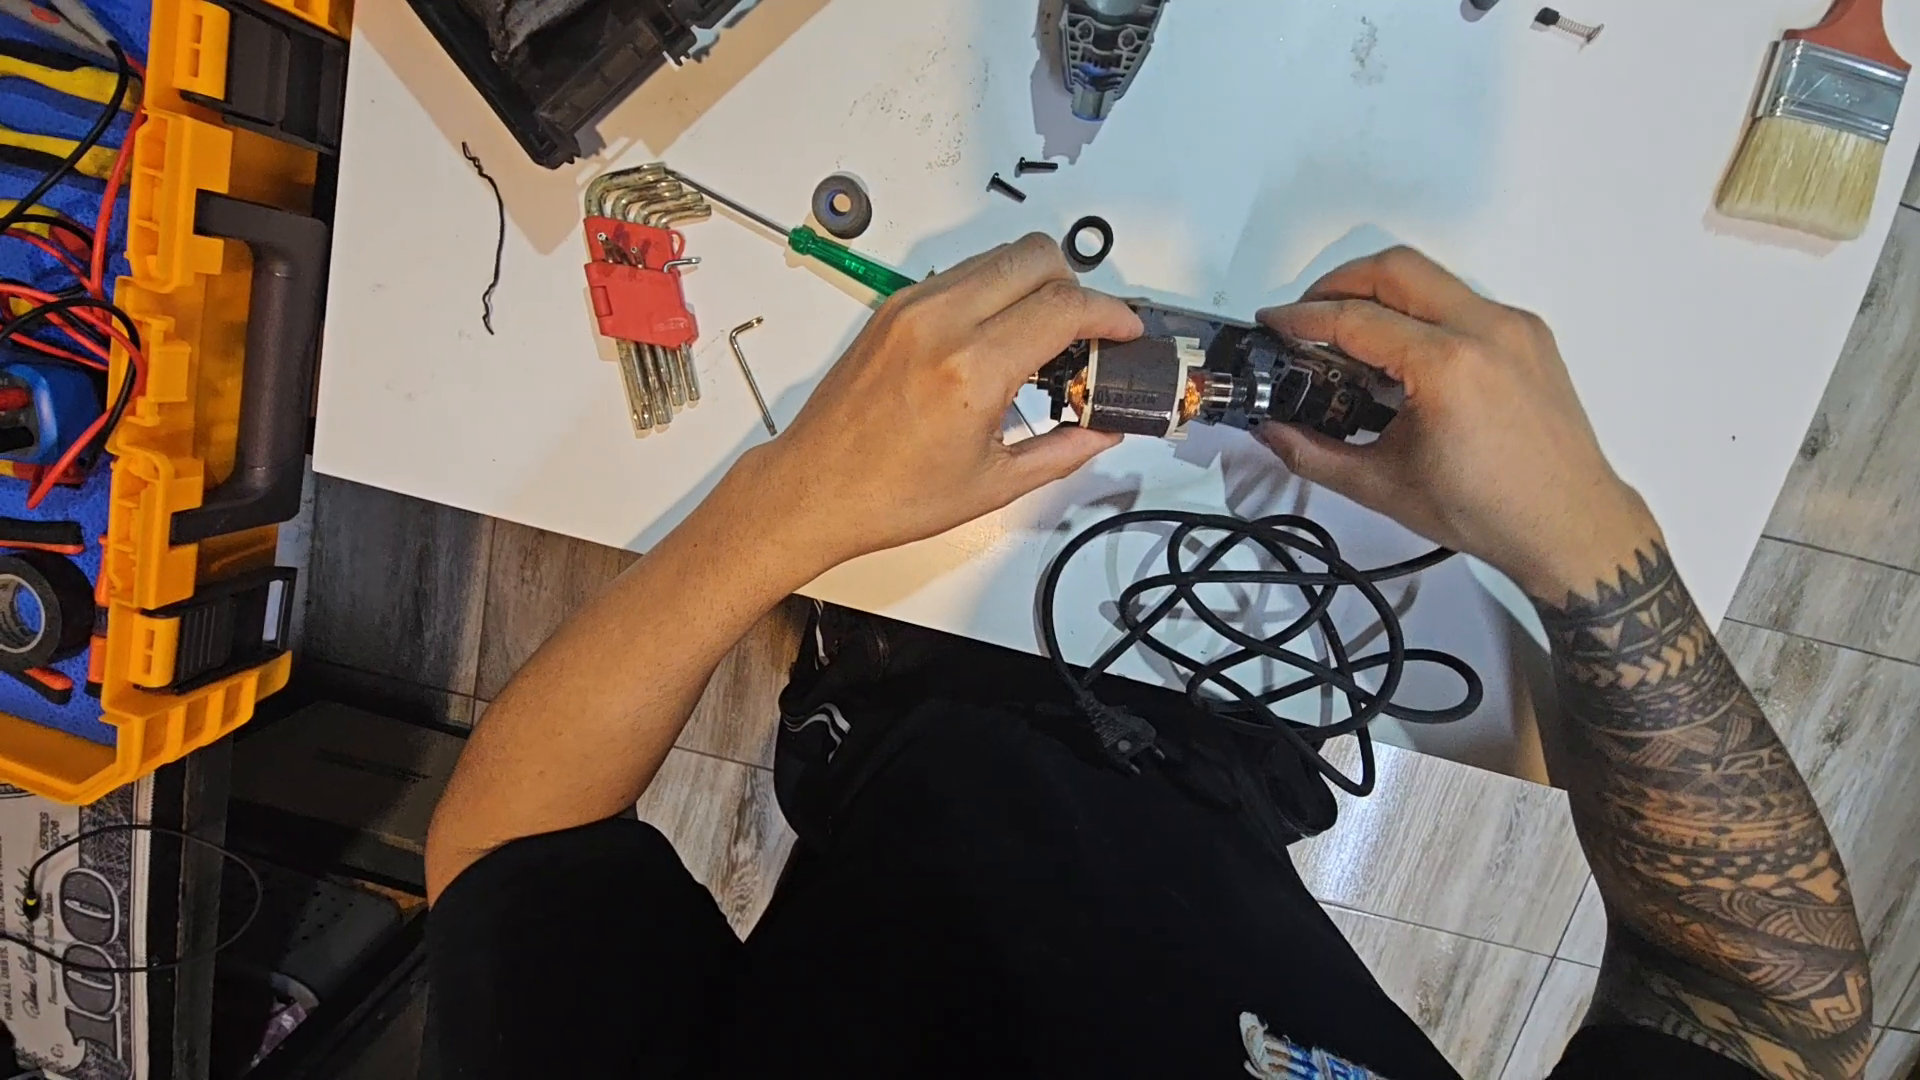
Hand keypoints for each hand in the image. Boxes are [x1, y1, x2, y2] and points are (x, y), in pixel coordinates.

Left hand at [731, 233, 1142, 573]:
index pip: (1066, 306)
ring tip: (1042, 340)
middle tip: (1086, 334)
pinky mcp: (892, 309)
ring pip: (998, 256)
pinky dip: (995, 291)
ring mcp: (911, 307)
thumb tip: (1101, 432)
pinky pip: (962, 274)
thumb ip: (1062, 452)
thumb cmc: (887, 495)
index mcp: (971, 369)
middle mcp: (940, 322)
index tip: (1125, 331)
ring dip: (1035, 284)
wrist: (813, 490)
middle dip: (1078, 286)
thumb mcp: (992, 485)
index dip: (1111, 314)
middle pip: (1037, 256)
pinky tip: (998, 338)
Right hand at [1256, 247, 1658, 601]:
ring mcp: (1513, 326)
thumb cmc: (1478, 510)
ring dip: (1377, 292)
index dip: (1302, 317)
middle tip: (1303, 314)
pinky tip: (1394, 353)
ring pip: (1430, 277)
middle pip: (1396, 268)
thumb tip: (1267, 430)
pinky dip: (1414, 310)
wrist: (1568, 523)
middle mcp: (1486, 329)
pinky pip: (1458, 299)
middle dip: (1337, 282)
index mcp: (1447, 366)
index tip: (1270, 322)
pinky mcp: (1527, 334)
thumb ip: (1309, 453)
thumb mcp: (1376, 486)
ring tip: (1343, 333)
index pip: (1356, 319)